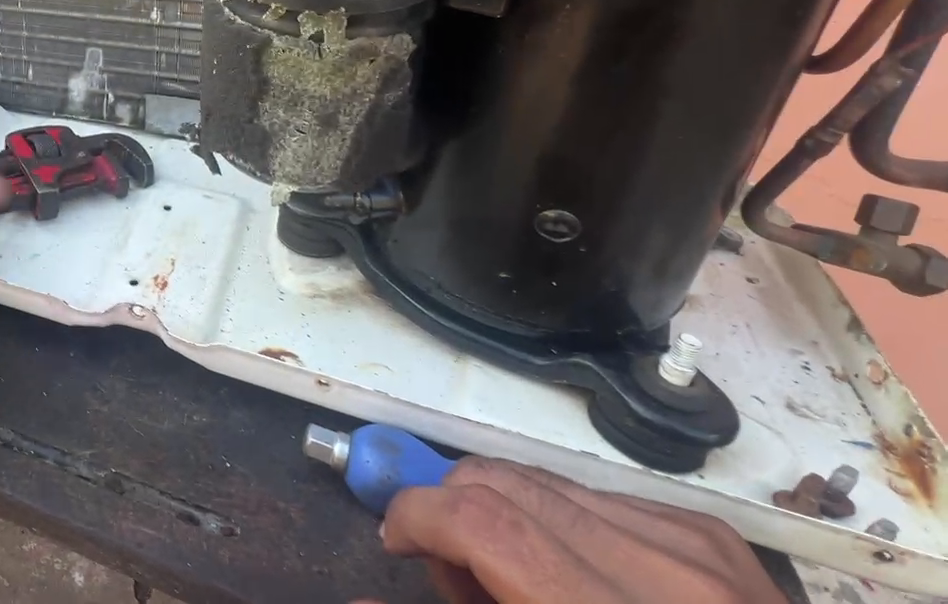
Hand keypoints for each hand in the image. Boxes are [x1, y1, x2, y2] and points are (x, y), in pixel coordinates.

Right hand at [375, 458, 787, 603]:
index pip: (483, 520)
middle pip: (499, 482)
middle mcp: (663, 577)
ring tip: (517, 578)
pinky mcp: (713, 536)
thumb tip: (354, 602)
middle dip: (449, 512)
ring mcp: (697, 549)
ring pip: (537, 478)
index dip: (416, 516)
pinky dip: (553, 520)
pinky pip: (589, 492)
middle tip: (457, 576)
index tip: (397, 543)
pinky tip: (573, 576)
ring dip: (498, 512)